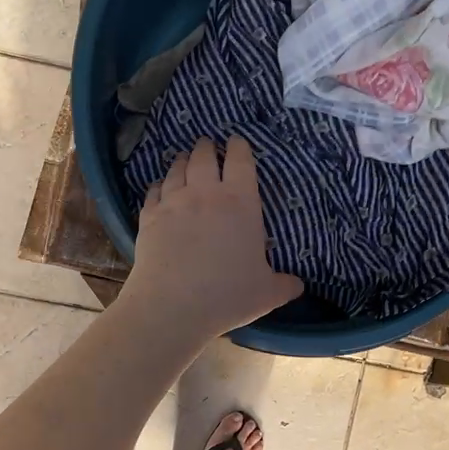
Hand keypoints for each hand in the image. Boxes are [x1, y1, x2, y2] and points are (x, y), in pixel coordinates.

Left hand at [119, 136, 303, 341]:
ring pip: (177, 169)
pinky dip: (159, 185)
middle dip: (208, 148)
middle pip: (204, 156)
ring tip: (184, 160)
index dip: (239, 147)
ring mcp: (173, 203)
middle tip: (208, 146)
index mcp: (240, 202)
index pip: (241, 160)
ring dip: (183, 161)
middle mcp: (205, 193)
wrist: (172, 307)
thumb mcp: (266, 294)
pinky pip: (154, 191)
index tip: (237, 143)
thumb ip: (284, 285)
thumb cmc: (226, 296)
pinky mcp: (149, 217)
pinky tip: (160, 189)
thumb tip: (299, 285)